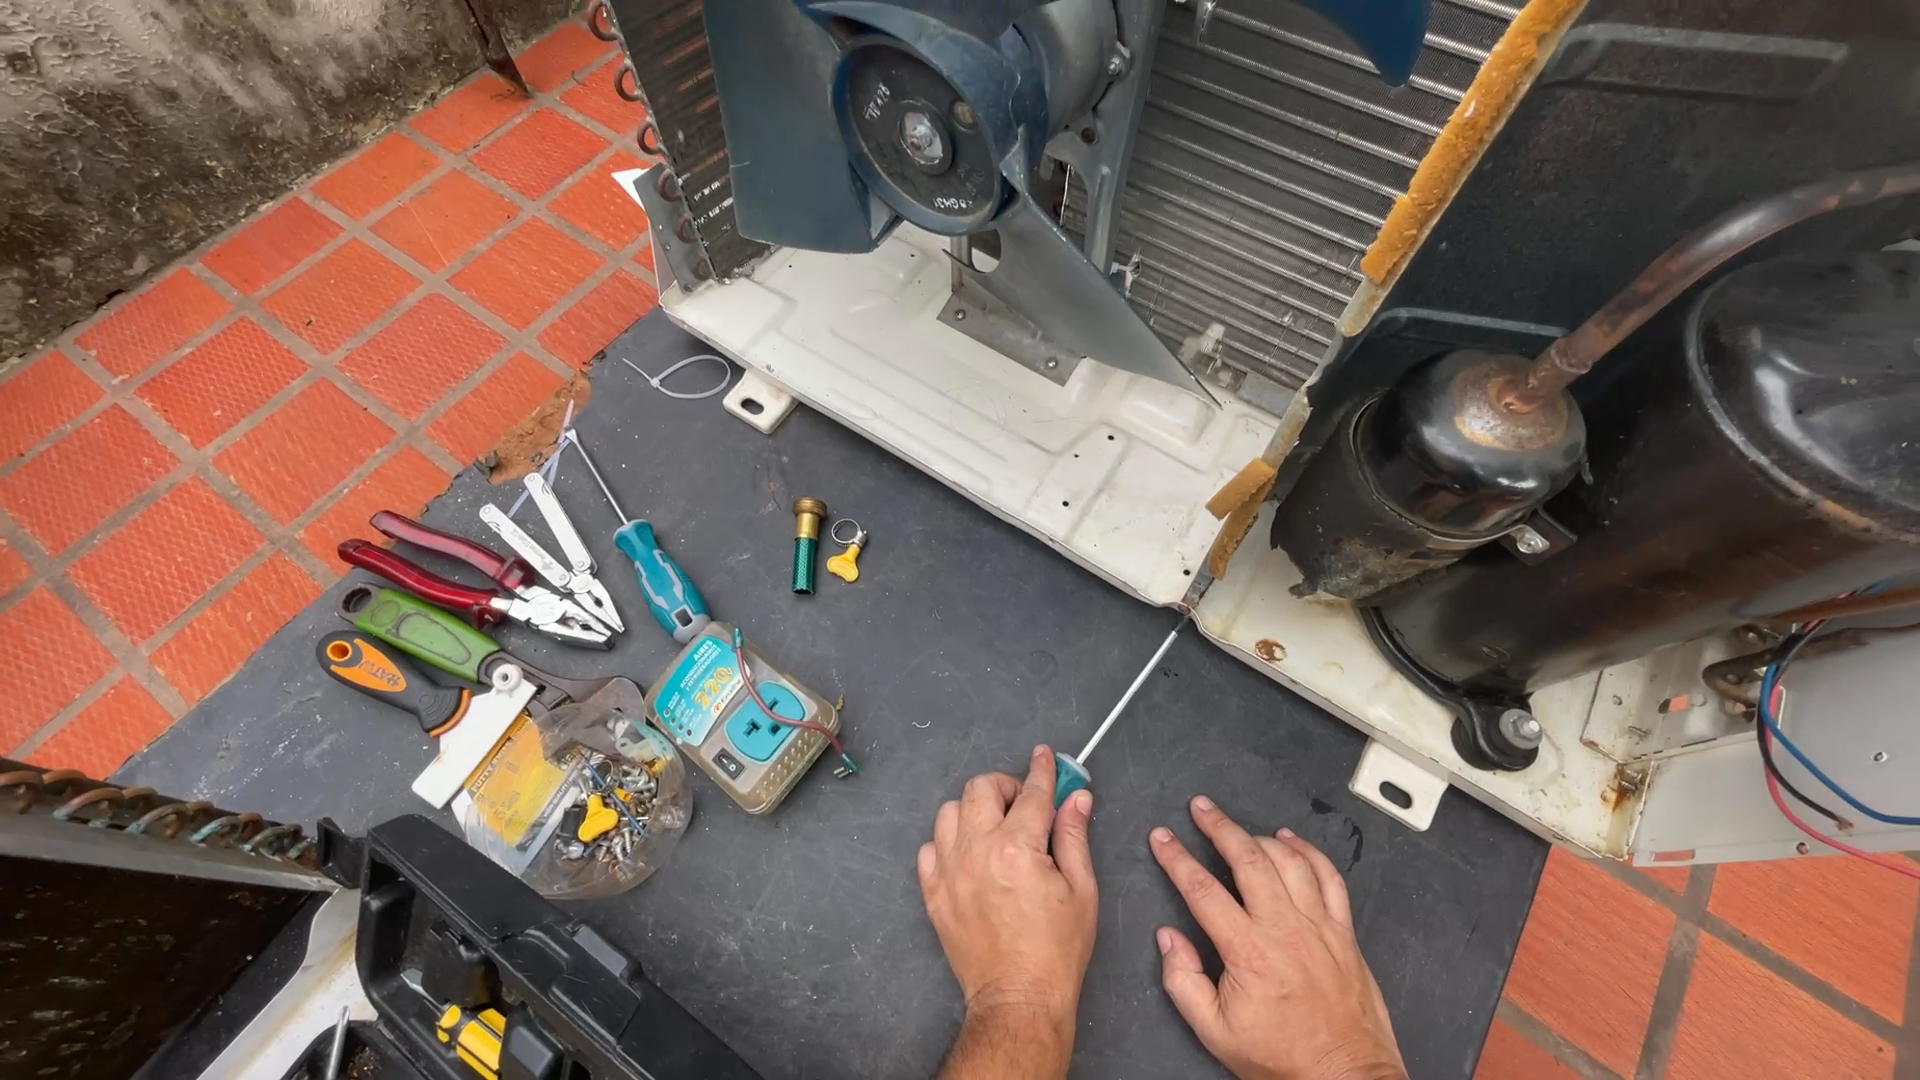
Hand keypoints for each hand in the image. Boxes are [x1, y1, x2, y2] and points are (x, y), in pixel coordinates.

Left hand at [921, 746, 1097, 1078]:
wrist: (1019, 1000)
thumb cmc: (1057, 951)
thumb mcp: (1082, 891)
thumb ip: (1074, 836)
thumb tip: (1076, 799)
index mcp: (1018, 848)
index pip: (1032, 793)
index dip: (1041, 770)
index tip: (1044, 756)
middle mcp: (977, 851)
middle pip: (981, 788)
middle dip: (1005, 786)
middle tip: (1022, 805)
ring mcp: (949, 871)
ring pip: (949, 812)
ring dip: (973, 811)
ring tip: (993, 829)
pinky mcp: (933, 893)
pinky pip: (929, 848)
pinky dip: (948, 843)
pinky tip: (968, 856)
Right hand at [1150, 797, 1404, 1079]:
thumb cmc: (1282, 1060)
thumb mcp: (1215, 1032)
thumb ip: (1182, 981)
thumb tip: (1168, 937)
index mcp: (1248, 952)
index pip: (1202, 890)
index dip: (1177, 858)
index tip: (1161, 838)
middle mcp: (1284, 930)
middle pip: (1247, 859)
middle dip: (1219, 826)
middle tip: (1201, 808)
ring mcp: (1319, 928)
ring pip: (1288, 862)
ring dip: (1259, 835)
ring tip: (1238, 826)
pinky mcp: (1345, 934)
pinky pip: (1331, 879)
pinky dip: (1310, 853)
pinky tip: (1291, 841)